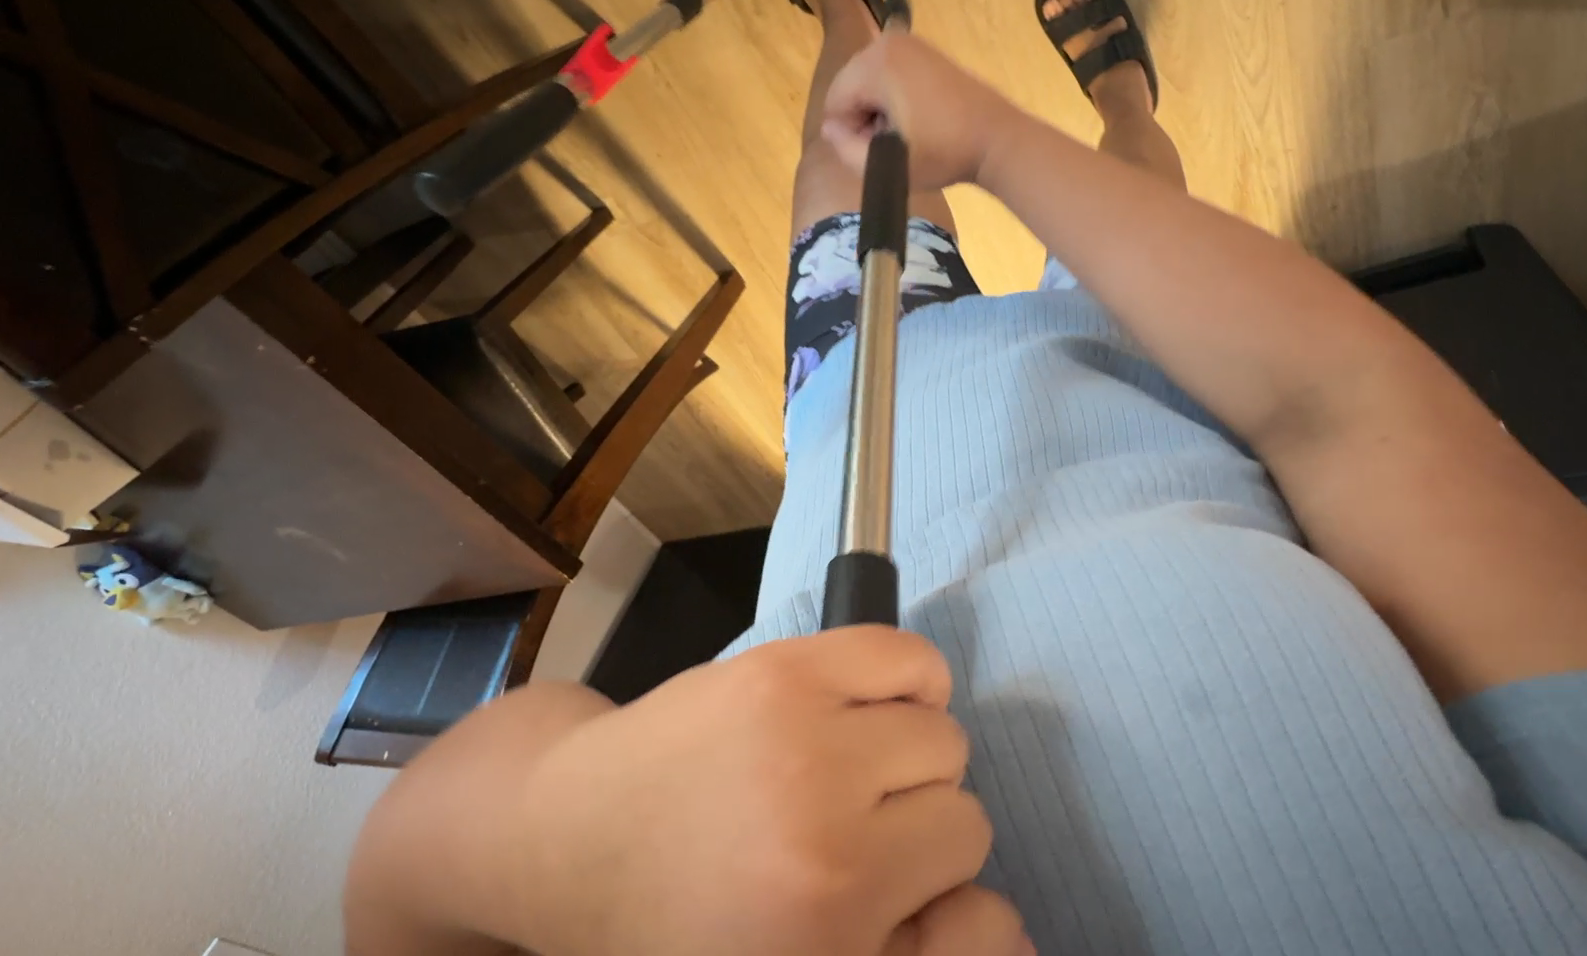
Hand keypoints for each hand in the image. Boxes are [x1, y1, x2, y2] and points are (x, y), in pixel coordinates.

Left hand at [508, 627, 1022, 955]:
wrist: (568, 834)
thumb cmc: (680, 922)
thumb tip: (1018, 930)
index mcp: (830, 927)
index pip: (973, 871)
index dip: (928, 874)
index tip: (879, 877)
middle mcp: (827, 834)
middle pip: (959, 799)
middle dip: (914, 814)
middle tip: (847, 821)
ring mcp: (805, 736)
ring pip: (941, 729)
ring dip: (906, 750)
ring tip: (846, 761)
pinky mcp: (786, 668)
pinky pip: (912, 658)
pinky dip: (910, 681)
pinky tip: (861, 705)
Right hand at [821, 33, 1029, 191]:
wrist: (996, 139)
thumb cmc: (943, 154)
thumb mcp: (887, 164)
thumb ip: (844, 148)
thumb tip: (830, 128)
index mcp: (875, 63)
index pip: (835, 101)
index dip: (849, 134)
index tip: (880, 150)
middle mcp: (888, 42)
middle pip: (850, 87)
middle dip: (863, 118)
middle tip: (894, 144)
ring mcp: (909, 43)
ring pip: (868, 82)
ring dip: (879, 110)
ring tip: (907, 133)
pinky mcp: (925, 51)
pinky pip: (890, 75)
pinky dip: (894, 98)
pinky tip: (917, 119)